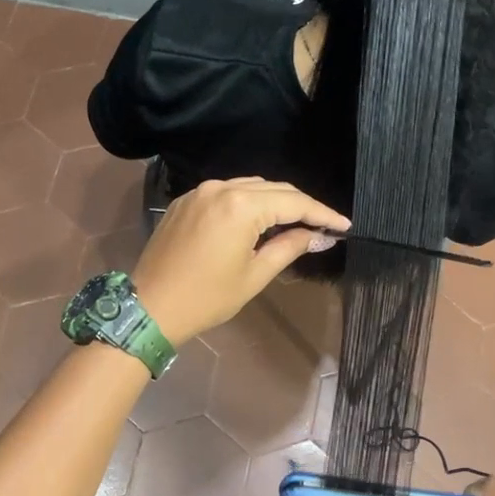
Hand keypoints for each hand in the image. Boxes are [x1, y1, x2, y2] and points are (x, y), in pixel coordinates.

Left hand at [132, 178, 348, 342]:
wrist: (150, 308)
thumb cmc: (206, 298)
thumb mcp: (254, 275)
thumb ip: (289, 248)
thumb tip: (318, 236)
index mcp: (240, 206)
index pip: (293, 202)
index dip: (322, 213)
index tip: (344, 225)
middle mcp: (220, 188)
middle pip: (272, 188)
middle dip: (300, 205)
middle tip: (323, 225)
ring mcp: (199, 192)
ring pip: (248, 187)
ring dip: (273, 202)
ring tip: (294, 223)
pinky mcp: (184, 202)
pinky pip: (224, 194)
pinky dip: (246, 203)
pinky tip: (257, 221)